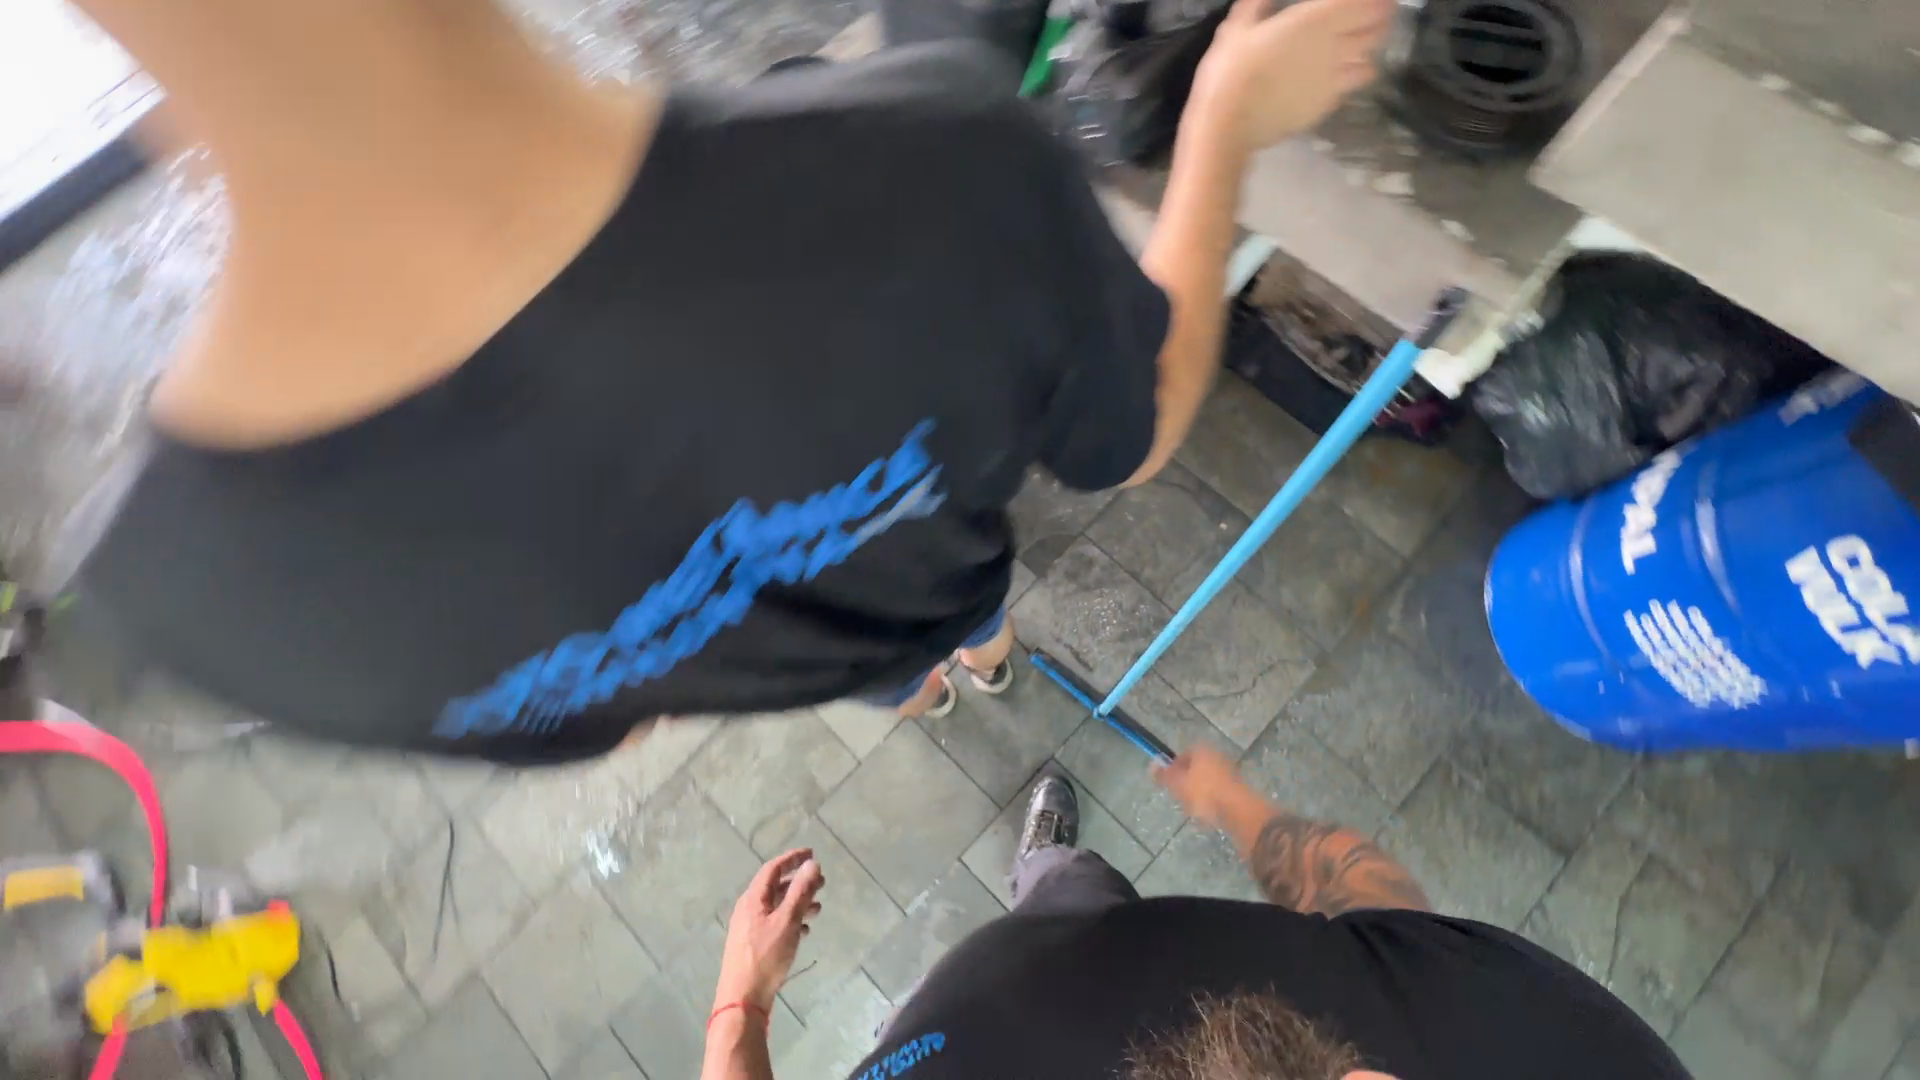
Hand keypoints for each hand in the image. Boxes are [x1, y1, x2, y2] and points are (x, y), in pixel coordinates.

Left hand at [714, 849, 824, 1013]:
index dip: (792, 858)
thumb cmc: (765, 957)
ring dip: (797, 903)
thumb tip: (812, 864)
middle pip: (776, 887)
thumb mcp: (787, 921)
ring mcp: (749, 929)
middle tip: (821, 883)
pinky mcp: (752, 946)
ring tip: (818, 908)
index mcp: (752, 899)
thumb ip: (800, 891)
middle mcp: (748, 909)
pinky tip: (804, 931)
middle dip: (799, 882)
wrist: (742, 1001)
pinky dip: (790, 921)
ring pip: (776, 906)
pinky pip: (774, 923)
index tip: (812, 854)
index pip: (773, 868)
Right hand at [1152, 743, 1254, 827]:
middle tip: (1179, 796)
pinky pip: (1219, 792)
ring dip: (1199, 792)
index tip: (1168, 782)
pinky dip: (1212, 801)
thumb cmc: (1203, 793)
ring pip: (1208, 780)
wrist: (1239, 812)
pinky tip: (1208, 814)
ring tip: (1193, 808)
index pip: (1183, 754)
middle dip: (1187, 781)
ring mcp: (1230, 772)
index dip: (1173, 767)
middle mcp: (1217, 756)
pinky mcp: (1238, 789)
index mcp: (1201, 750)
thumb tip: (1151, 765)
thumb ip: (1163, 775)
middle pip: (1196, 767)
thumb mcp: (1176, 784)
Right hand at [1185, 0, 1393, 154]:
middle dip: (1380, 22)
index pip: (1370, 3)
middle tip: (1370, 20)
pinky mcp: (1322, 110)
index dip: (1378, 0)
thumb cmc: (1230, 71)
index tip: (1375, 0)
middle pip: (1379, 31)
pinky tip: (1332, 84)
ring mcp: (1332, 82)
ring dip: (1365, 57)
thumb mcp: (1236, 28)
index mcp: (1319, 19)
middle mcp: (1335, 48)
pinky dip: (1345, 85)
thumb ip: (1256, 6)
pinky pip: (1346, 93)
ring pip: (1369, 65)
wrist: (1226, 126)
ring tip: (1355, 55)